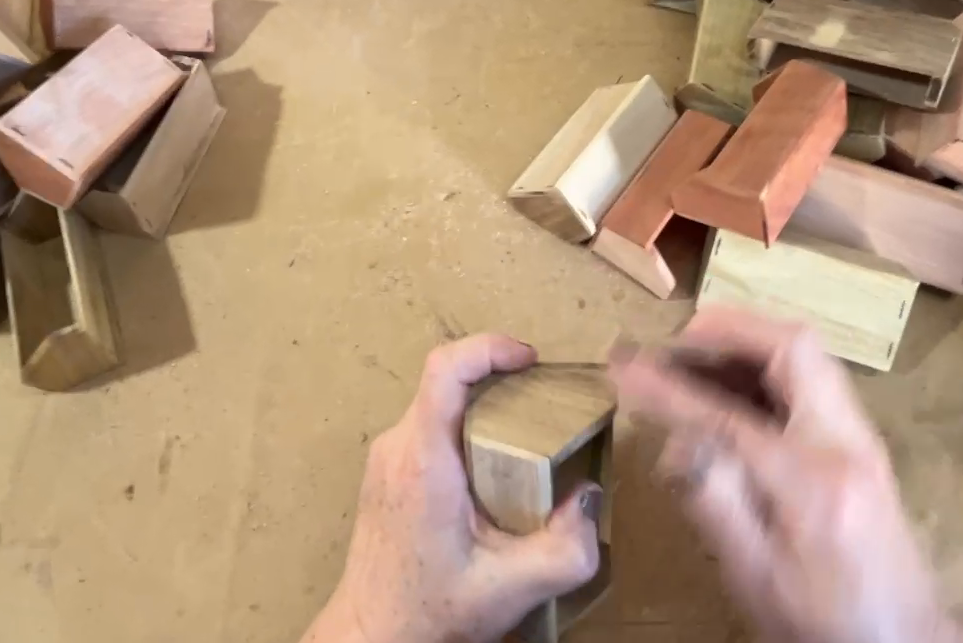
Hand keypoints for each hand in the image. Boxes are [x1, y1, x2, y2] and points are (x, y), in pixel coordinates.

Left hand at [301, 334, 603, 642]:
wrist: (371, 637)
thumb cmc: (432, 611)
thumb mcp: (511, 590)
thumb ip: (566, 549)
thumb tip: (591, 497)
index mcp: (424, 458)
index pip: (445, 369)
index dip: (488, 348)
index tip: (528, 358)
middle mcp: (397, 444)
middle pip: (444, 379)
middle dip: (496, 376)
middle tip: (539, 400)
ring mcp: (385, 454)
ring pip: (436, 402)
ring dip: (479, 403)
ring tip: (521, 435)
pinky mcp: (384, 468)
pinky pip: (427, 424)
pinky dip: (462, 424)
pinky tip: (488, 465)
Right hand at [611, 308, 962, 642]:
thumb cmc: (825, 624)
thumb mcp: (757, 579)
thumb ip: (713, 503)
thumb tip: (675, 440)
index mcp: (814, 484)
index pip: (728, 415)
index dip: (669, 387)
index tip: (623, 367)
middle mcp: (846, 442)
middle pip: (793, 345)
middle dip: (728, 329)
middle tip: (676, 343)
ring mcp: (860, 436)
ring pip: (803, 351)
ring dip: (744, 342)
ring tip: (693, 359)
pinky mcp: (858, 440)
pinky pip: (808, 374)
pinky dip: (762, 364)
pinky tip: (728, 388)